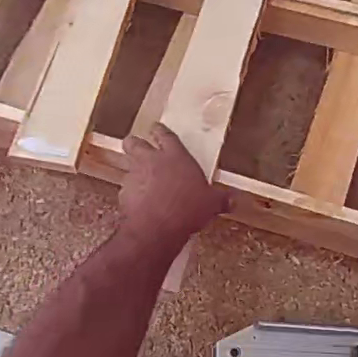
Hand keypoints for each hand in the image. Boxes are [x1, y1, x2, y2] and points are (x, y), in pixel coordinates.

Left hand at [117, 125, 227, 246]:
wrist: (156, 228)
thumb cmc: (188, 208)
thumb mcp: (211, 204)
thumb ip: (221, 199)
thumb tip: (234, 201)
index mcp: (175, 156)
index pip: (165, 135)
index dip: (160, 131)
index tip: (157, 129)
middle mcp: (151, 160)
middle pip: (135, 142)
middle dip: (136, 143)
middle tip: (141, 148)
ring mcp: (134, 175)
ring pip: (127, 164)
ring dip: (134, 170)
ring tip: (143, 180)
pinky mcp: (123, 193)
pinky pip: (126, 188)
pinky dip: (132, 193)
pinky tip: (141, 203)